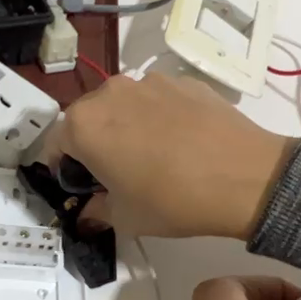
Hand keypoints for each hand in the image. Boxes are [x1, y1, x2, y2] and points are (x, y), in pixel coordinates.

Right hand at [44, 74, 298, 239]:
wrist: (245, 177)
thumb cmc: (173, 200)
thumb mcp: (125, 218)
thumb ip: (97, 210)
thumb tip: (90, 209)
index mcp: (84, 125)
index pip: (55, 144)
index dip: (64, 168)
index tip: (82, 187)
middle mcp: (110, 93)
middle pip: (88, 118)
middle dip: (93, 144)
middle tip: (116, 173)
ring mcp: (150, 82)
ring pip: (123, 106)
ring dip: (126, 127)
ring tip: (152, 157)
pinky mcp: (183, 81)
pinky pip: (157, 100)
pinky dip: (158, 118)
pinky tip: (181, 144)